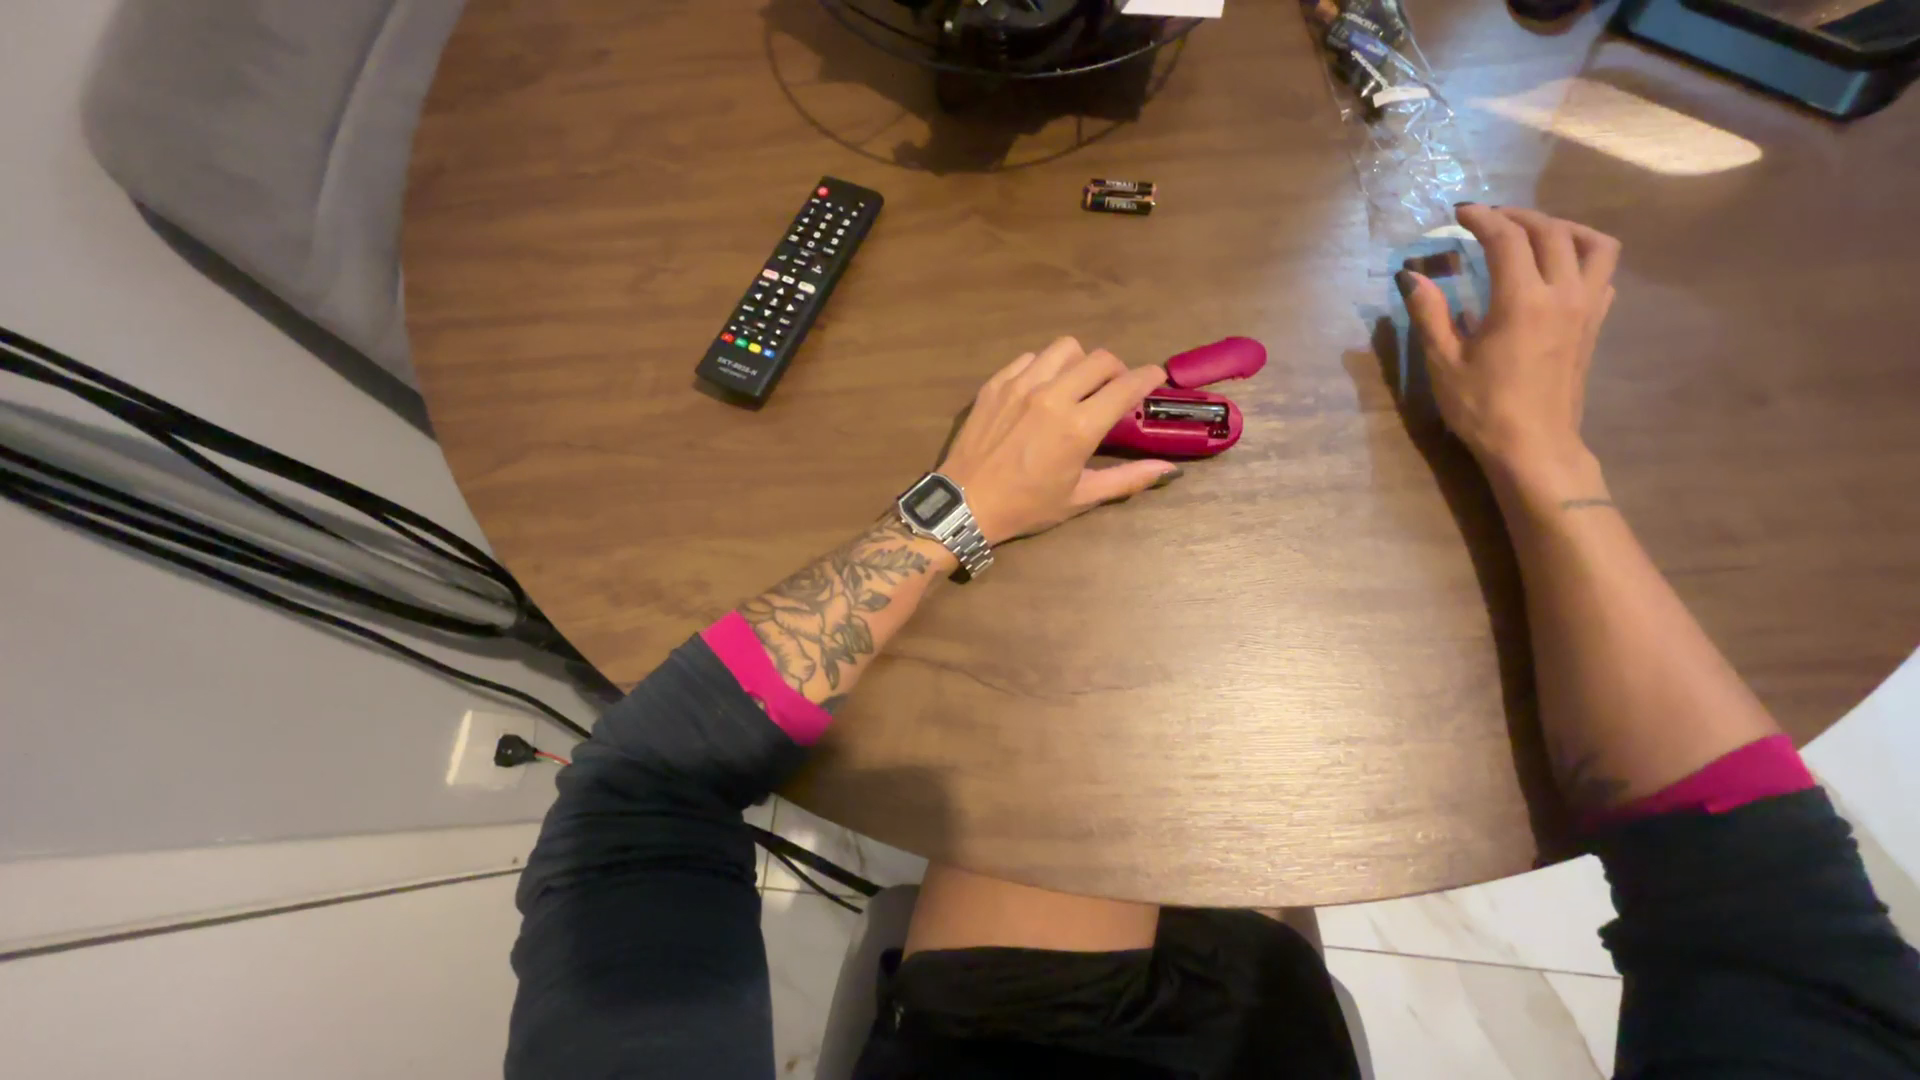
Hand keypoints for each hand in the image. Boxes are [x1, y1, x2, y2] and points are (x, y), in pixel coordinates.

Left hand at [937, 337, 1179, 545]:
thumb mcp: (1080, 498)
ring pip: (1064, 349)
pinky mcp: (996, 384)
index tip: (1155, 379)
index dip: (1148, 378)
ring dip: (1080, 362)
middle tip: (1114, 390)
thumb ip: (1127, 479)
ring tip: (1077, 384)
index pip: (1126, 386)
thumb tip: (1169, 469)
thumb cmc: (1026, 506)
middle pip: (1100, 359)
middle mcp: (1052, 396)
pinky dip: (1045, 367)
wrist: (966, 504)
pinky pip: (1030, 358)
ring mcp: (1020, 385)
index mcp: (1078, 427)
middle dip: (1117, 370)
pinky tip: (1042, 389)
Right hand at [1398, 206, 1619, 487]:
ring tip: (1533, 233)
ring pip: (1592, 243)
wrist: (1533, 445)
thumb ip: (1430, 313)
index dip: (1483, 219)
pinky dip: (1582, 256)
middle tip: (1488, 219)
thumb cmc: (1482, 408)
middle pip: (1551, 232)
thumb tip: (1411, 276)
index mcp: (1522, 301)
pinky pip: (1602, 273)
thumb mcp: (1444, 362)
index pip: (1507, 239)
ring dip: (1563, 228)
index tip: (1460, 213)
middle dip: (1518, 217)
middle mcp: (1563, 293)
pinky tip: (1556, 269)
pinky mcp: (1595, 323)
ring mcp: (1587, 307)